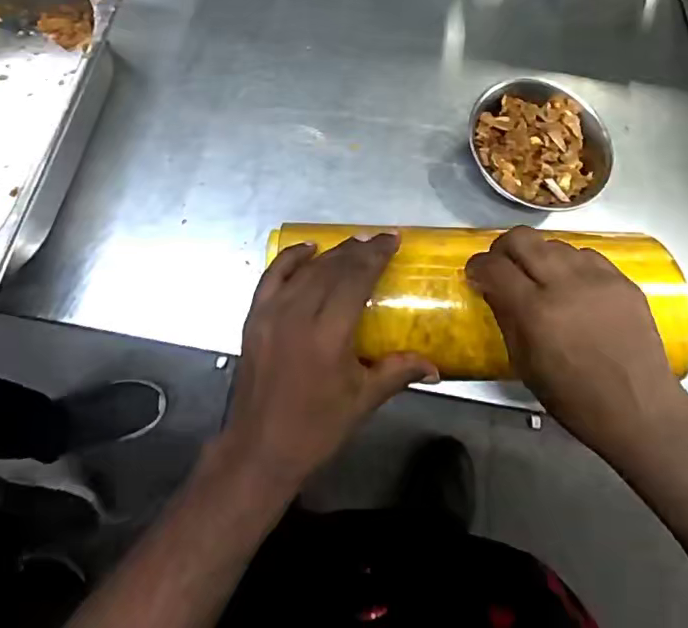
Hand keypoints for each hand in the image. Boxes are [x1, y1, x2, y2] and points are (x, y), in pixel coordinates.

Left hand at [219, 235, 437, 488]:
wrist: (260, 447)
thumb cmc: (316, 429)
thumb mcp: (362, 401)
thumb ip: (396, 372)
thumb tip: (433, 366)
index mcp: (328, 335)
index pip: (355, 280)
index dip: (375, 256)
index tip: (392, 240)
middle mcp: (297, 315)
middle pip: (331, 269)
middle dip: (357, 250)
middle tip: (379, 240)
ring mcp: (271, 313)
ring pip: (305, 270)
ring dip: (330, 253)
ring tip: (353, 244)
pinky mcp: (253, 317)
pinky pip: (272, 276)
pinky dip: (290, 259)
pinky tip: (307, 249)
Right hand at [466, 227, 687, 456]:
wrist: (642, 412)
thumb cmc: (574, 398)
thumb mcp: (524, 363)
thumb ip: (505, 317)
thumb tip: (490, 287)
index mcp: (535, 311)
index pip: (493, 266)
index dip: (478, 266)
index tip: (476, 274)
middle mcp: (565, 285)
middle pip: (522, 238)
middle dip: (504, 248)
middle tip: (503, 266)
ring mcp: (598, 280)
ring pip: (554, 243)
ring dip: (539, 256)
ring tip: (541, 277)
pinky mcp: (623, 281)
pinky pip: (586, 255)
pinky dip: (571, 264)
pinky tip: (573, 285)